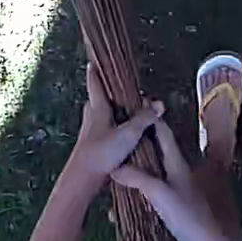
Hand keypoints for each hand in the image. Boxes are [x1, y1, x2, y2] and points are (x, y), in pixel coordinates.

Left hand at [63, 62, 164, 189]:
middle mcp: (91, 118)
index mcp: (97, 109)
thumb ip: (144, 119)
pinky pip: (101, 131)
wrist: (83, 179)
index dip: (94, 73)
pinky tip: (120, 136)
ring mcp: (89, 133)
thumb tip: (158, 104)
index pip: (94, 85)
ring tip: (123, 113)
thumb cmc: (103, 151)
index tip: (92, 62)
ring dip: (108, 113)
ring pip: (98, 117)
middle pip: (96, 100)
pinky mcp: (91, 147)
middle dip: (104, 94)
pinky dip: (109, 128)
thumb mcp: (128, 134)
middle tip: (116, 90)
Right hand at [110, 113, 232, 240]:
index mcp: (178, 163)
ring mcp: (175, 194)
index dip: (151, 117)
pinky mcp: (173, 214)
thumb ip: (138, 178)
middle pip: (154, 154)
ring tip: (110, 178)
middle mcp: (177, 174)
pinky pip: (149, 203)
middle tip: (115, 143)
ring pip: (150, 178)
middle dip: (136, 147)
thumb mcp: (161, 193)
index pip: (163, 132)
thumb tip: (113, 167)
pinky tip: (117, 215)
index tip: (135, 105)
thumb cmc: (189, 216)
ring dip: (132, 178)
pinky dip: (134, 204)